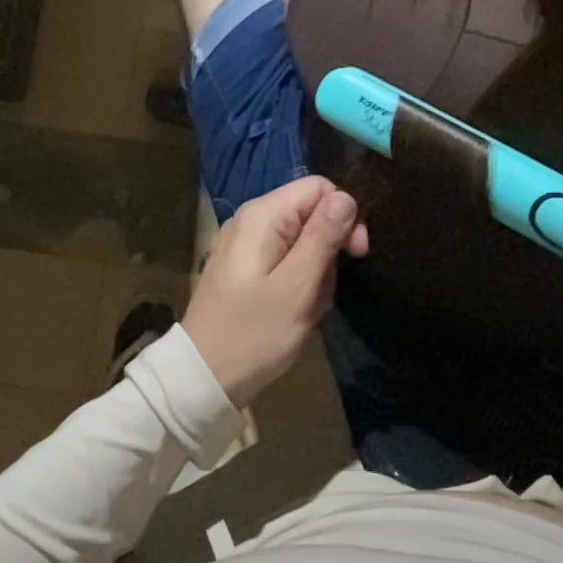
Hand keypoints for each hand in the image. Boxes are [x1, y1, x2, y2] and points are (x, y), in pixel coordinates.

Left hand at [182, 177, 368, 406]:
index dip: (344, 214)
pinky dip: (299, 284)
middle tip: (325, 291)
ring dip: (316, 274)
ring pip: (303, 242)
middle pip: (311, 213)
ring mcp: (247, 244)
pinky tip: (295, 312)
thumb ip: (322, 238)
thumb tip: (345, 196)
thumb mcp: (297, 287)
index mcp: (262, 215)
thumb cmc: (253, 333)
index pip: (318, 188)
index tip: (357, 253)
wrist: (205, 375)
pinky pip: (287, 262)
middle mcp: (252, 220)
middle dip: (329, 250)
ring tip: (306, 308)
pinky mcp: (247, 268)